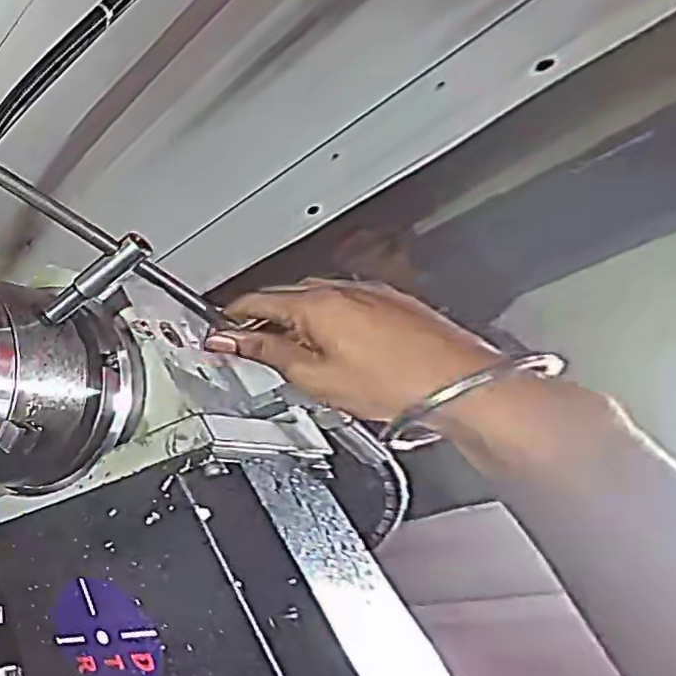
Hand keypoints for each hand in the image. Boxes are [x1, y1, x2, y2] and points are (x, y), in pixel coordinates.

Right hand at [203, 279, 497, 421]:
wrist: (458, 386)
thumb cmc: (395, 382)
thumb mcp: (311, 374)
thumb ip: (265, 351)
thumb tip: (230, 339)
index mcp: (316, 304)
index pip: (255, 301)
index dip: (230, 319)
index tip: (217, 333)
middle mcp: (343, 290)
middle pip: (282, 296)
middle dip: (259, 318)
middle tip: (244, 345)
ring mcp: (370, 294)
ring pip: (313, 298)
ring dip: (291, 319)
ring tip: (285, 351)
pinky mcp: (391, 303)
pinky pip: (341, 303)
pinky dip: (322, 320)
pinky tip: (324, 346)